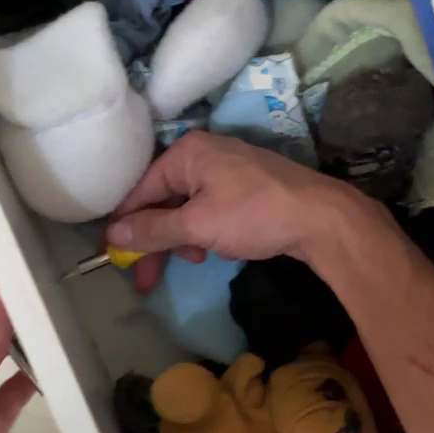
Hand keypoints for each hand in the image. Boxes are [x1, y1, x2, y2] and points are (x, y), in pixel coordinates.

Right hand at [107, 131, 373, 292]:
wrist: (320, 219)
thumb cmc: (253, 214)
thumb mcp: (197, 226)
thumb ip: (153, 230)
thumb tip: (113, 236)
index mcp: (187, 153)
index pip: (140, 189)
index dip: (126, 225)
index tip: (115, 257)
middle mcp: (204, 154)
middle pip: (163, 200)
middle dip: (156, 240)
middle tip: (145, 280)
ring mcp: (227, 170)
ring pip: (187, 209)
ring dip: (184, 239)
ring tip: (195, 259)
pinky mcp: (245, 188)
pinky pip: (210, 210)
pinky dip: (205, 232)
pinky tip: (215, 251)